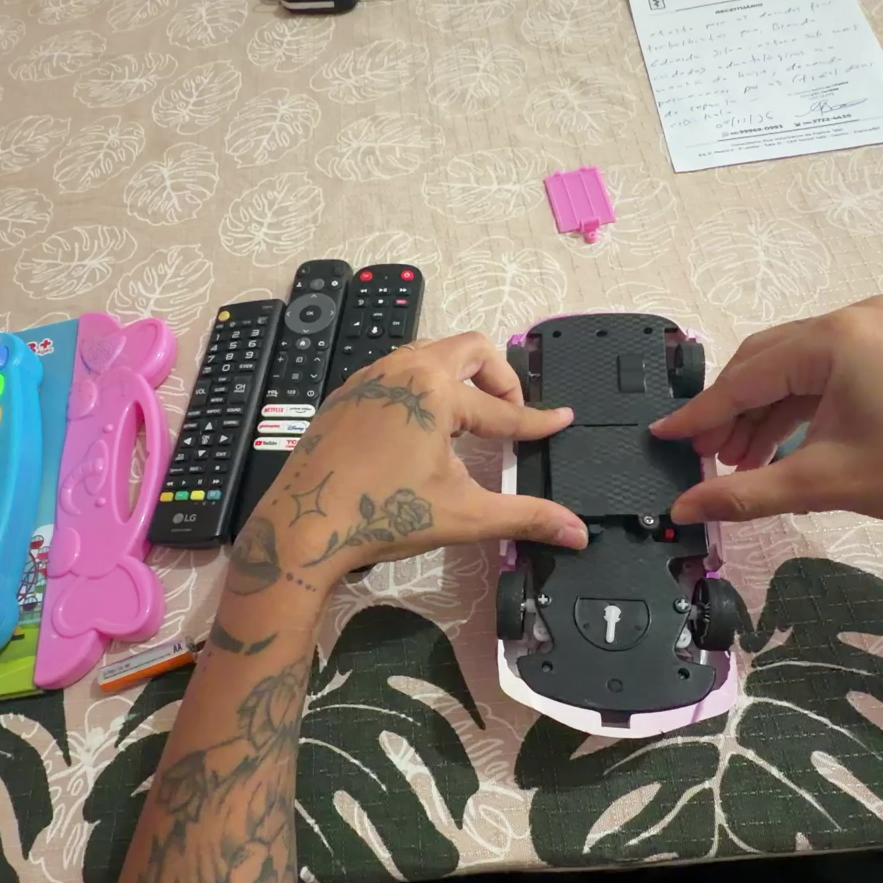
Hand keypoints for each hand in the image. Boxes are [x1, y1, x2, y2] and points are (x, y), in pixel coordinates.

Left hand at [226, 333, 588, 596]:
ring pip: (429, 355)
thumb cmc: (384, 515)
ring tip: (468, 424)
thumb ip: (525, 516)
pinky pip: (397, 372)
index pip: (502, 410)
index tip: (562, 421)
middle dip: (500, 380)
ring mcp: (368, 377)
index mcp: (435, 389)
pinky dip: (423, 388)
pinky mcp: (345, 395)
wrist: (303, 525)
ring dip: (459, 380)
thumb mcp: (464, 514)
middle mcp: (402, 368)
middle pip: (470, 349)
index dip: (537, 422)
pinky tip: (420, 430)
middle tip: (508, 419)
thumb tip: (579, 533)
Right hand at [652, 295, 882, 530]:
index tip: (661, 435)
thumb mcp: (827, 483)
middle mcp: (855, 318)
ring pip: (795, 368)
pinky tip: (786, 444)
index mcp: (834, 339)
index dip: (698, 414)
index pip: (743, 378)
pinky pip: (828, 370)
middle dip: (731, 413)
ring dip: (763, 412)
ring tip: (743, 462)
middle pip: (765, 363)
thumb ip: (744, 493)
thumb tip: (683, 507)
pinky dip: (799, 406)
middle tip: (707, 459)